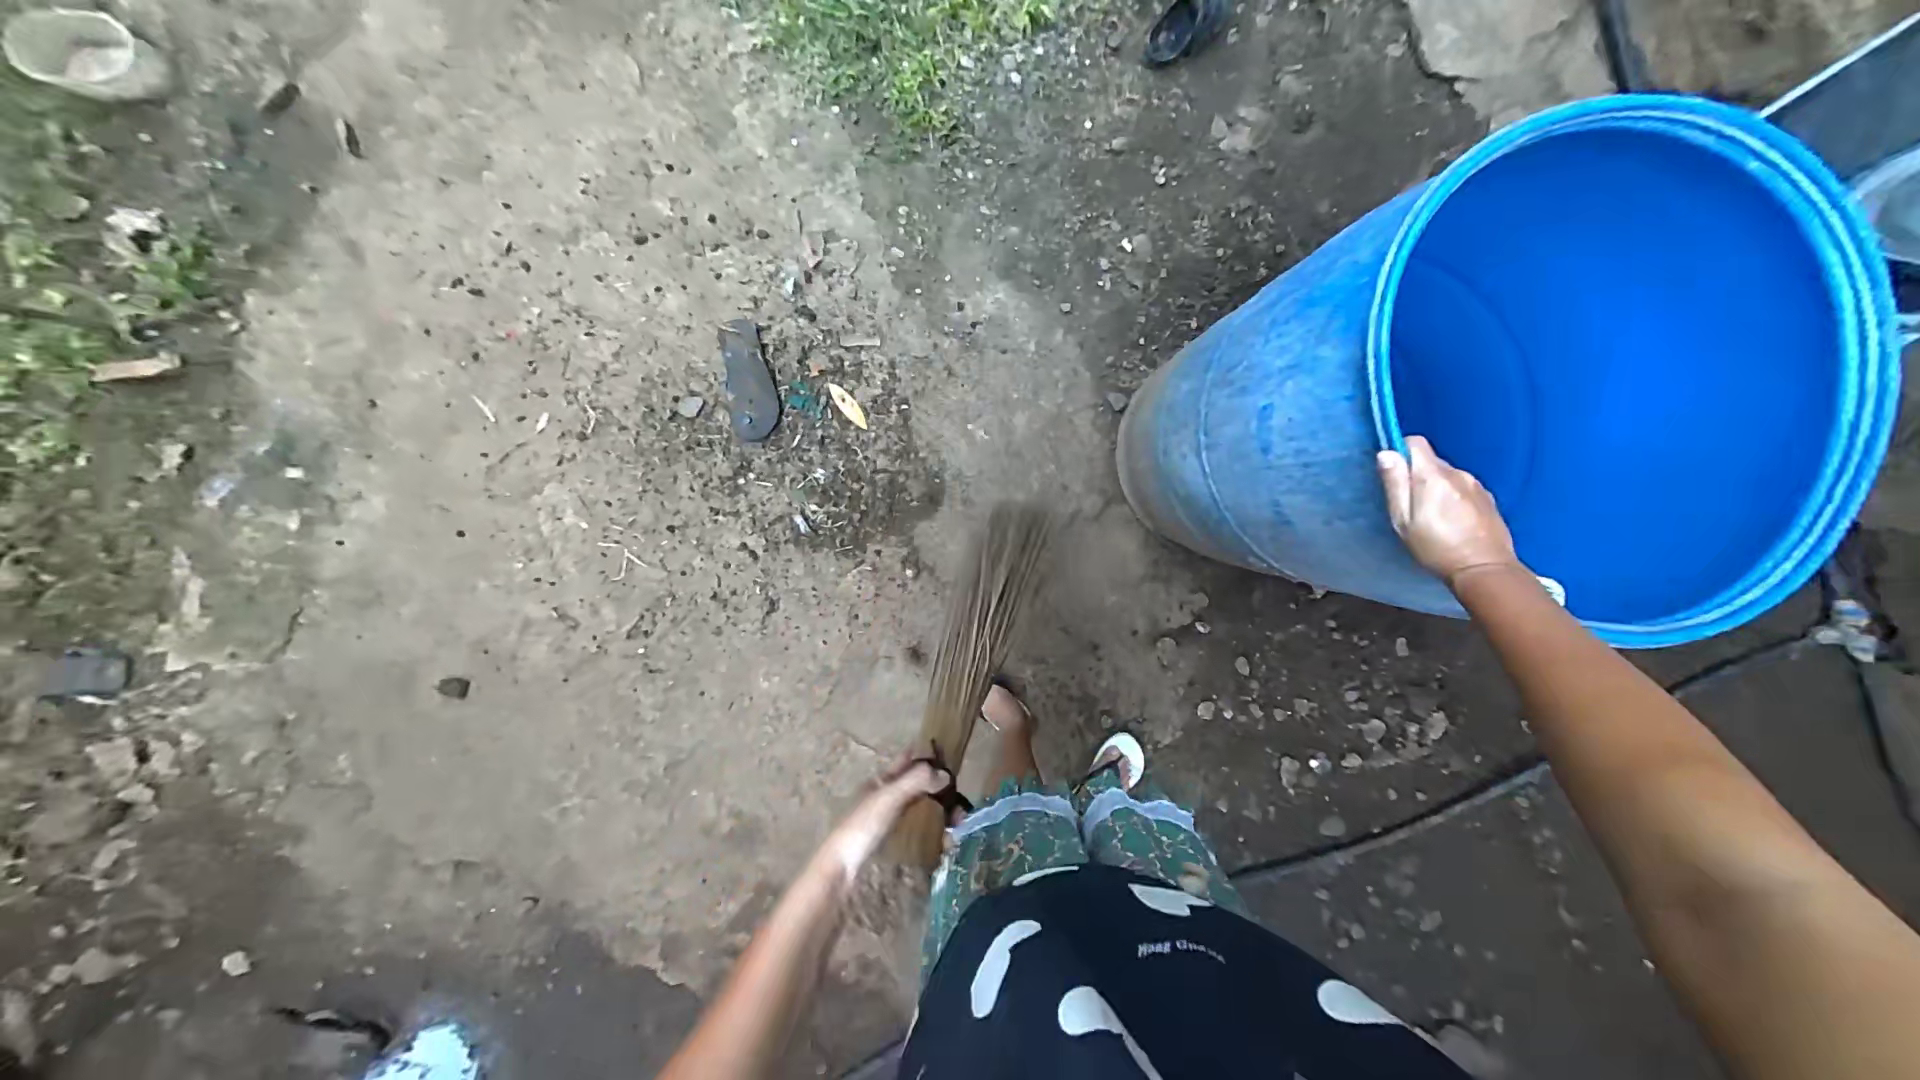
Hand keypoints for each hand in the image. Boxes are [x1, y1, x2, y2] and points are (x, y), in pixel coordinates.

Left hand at [817, 757, 949, 883]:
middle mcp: (887, 797)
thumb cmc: (861, 828)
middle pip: (920, 786)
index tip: (952, 759)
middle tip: (963, 807)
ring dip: (942, 814)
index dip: (927, 755)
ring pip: (923, 808)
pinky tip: (947, 842)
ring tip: (959, 826)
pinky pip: (921, 830)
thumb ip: (915, 782)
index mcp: (882, 781)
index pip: (908, 759)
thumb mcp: (888, 798)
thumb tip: (946, 774)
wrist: (839, 870)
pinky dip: (936, 832)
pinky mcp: (894, 843)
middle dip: (943, 791)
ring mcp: (891, 820)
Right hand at [1376, 435, 1520, 586]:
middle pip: (1430, 460)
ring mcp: (1476, 485)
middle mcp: (1457, 473)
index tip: (1392, 472)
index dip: (1400, 451)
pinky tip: (1451, 519)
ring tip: (1430, 514)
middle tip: (1408, 502)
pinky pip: (1462, 487)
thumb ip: (1395, 484)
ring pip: (1447, 475)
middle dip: (1416, 474)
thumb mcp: (1403, 519)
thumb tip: (1386, 453)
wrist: (1485, 568)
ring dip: (1435, 486)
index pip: (1415, 442)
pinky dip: (1451, 495)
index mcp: (1433, 475)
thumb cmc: (1436, 546)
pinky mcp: (1488, 498)